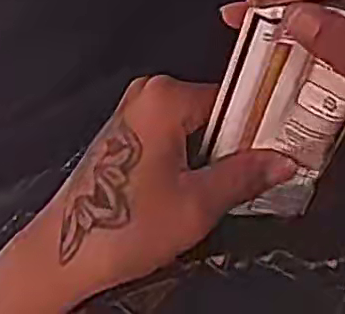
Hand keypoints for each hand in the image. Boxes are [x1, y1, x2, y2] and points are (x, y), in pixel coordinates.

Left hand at [15, 76, 295, 306]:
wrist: (65, 251)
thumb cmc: (119, 226)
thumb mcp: (197, 204)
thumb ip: (245, 176)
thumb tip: (279, 161)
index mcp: (165, 97)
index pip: (231, 97)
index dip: (256, 126)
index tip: (275, 147)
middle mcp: (147, 93)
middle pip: (211, 109)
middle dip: (231, 143)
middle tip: (246, 179)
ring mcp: (134, 109)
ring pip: (192, 123)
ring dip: (208, 153)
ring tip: (209, 190)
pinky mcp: (127, 129)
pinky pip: (171, 130)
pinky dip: (187, 154)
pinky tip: (187, 187)